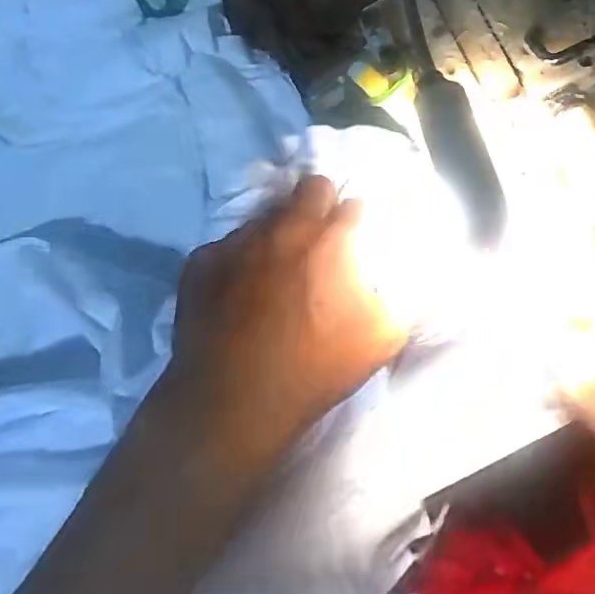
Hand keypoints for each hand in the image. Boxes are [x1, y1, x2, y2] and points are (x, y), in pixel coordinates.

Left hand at [150, 175, 407, 468]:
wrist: (233, 406)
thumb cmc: (314, 371)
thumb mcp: (380, 340)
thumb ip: (394, 300)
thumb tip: (388, 282)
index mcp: (329, 241)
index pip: (351, 205)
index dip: (356, 221)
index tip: (354, 238)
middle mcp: (282, 229)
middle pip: (310, 187)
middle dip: (322, 204)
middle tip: (321, 238)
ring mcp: (236, 242)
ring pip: (266, 216)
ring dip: (279, 232)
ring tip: (277, 269)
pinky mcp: (199, 263)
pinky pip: (227, 246)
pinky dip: (239, 259)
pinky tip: (239, 290)